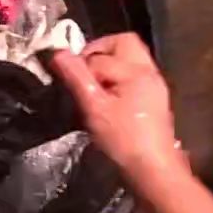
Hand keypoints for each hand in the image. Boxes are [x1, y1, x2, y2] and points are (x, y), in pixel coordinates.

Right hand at [50, 34, 187, 192]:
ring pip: (129, 58)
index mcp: (136, 71)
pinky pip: (133, 74)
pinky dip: (117, 78)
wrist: (152, 170)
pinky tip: (106, 98)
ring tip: (91, 87)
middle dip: (98, 51)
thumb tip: (58, 53)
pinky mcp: (153, 98)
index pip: (100, 57)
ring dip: (108, 65)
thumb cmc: (122, 139)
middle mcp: (149, 72)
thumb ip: (77, 78)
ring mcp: (153, 85)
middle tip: (82, 72)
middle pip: (123, 43)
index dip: (80, 66)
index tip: (66, 83)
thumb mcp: (94, 108)